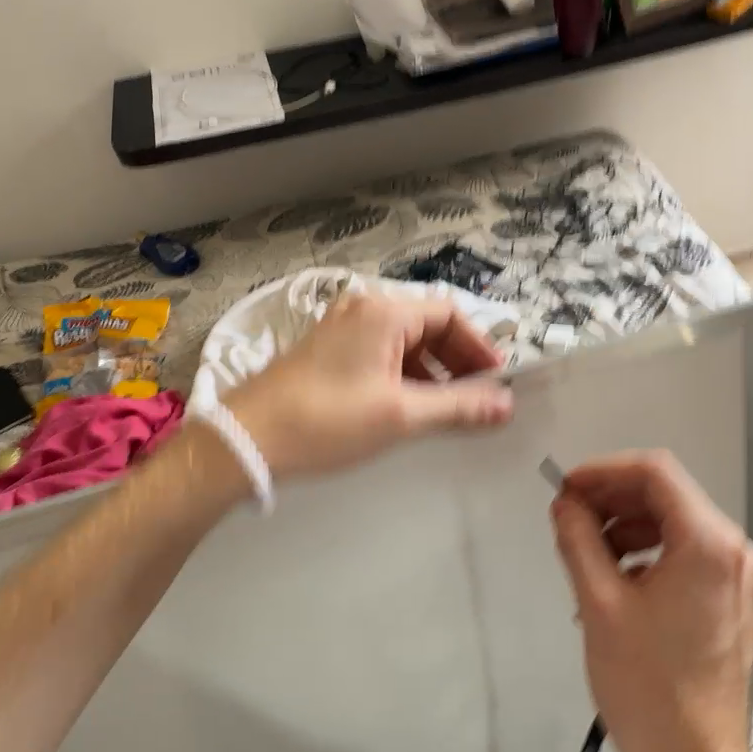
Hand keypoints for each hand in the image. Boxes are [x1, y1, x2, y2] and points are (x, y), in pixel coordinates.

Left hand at [222, 293, 512, 479]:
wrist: (246, 440)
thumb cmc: (328, 420)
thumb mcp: (401, 415)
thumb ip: (458, 406)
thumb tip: (506, 404)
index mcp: (384, 312)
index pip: (450, 314)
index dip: (479, 348)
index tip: (497, 383)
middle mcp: (364, 311)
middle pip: (428, 327)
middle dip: (458, 363)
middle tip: (477, 401)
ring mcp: (342, 331)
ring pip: (405, 345)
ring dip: (432, 375)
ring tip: (447, 413)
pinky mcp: (328, 354)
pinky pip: (381, 357)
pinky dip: (404, 379)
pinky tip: (409, 412)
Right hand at [549, 451, 752, 751]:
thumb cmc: (644, 684)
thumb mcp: (600, 605)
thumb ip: (579, 540)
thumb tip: (565, 504)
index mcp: (711, 542)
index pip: (656, 472)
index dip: (604, 471)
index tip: (565, 490)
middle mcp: (739, 548)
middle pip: (672, 495)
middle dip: (616, 499)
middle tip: (570, 520)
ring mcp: (745, 575)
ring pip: (681, 523)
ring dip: (631, 526)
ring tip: (589, 554)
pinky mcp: (739, 599)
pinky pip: (692, 554)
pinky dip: (653, 552)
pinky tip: (619, 578)